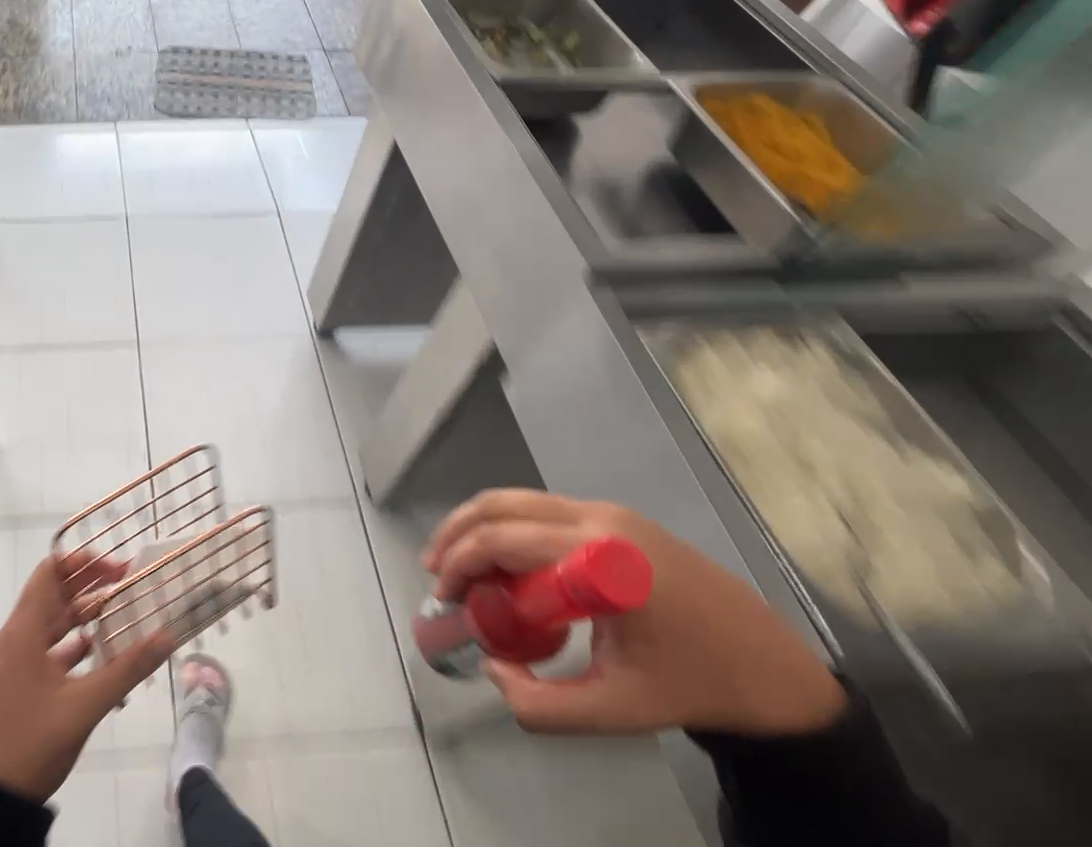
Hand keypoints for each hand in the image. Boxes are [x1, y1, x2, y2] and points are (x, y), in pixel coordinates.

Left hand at [0, 551, 174, 802]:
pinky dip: (74, 642)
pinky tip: (101, 648)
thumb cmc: (35, 741)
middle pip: (52, 594)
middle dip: (88, 583)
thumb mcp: (86, 704)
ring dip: (83, 612)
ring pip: (52, 622)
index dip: (81, 562)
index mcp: (23, 633)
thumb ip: (128, 668)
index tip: (117, 567)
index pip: (48, 574)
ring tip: (121, 608)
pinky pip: (50, 648)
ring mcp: (17, 661)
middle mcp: (16, 638)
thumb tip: (168, 637)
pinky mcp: (22, 682)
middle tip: (128, 580)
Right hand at [422, 489, 846, 736]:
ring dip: (481, 529)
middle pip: (502, 505)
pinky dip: (510, 530)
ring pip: (520, 501)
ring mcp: (612, 514)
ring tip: (461, 570)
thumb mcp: (613, 711)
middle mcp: (601, 519)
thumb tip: (490, 667)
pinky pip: (544, 511)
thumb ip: (538, 704)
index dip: (460, 563)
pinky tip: (507, 568)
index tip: (445, 598)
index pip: (503, 539)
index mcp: (601, 557)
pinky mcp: (619, 520)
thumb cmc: (694, 687)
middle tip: (438, 575)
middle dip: (457, 535)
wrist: (775, 673)